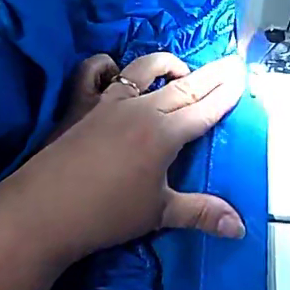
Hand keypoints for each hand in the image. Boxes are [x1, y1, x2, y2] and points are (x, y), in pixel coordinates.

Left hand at [0, 52, 246, 263]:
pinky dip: (105, 65)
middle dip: (210, 75)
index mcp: (165, 134)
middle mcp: (141, 109)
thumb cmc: (107, 213)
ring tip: (180, 68)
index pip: (204, 110)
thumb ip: (201, 213)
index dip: (225, 94)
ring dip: (165, 64)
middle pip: (183, 86)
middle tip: (228, 63)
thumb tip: (239, 226)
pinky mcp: (80, 103)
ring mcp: (108, 101)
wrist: (48, 208)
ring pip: (143, 70)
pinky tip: (112, 69)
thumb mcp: (159, 214)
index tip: (240, 76)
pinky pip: (93, 71)